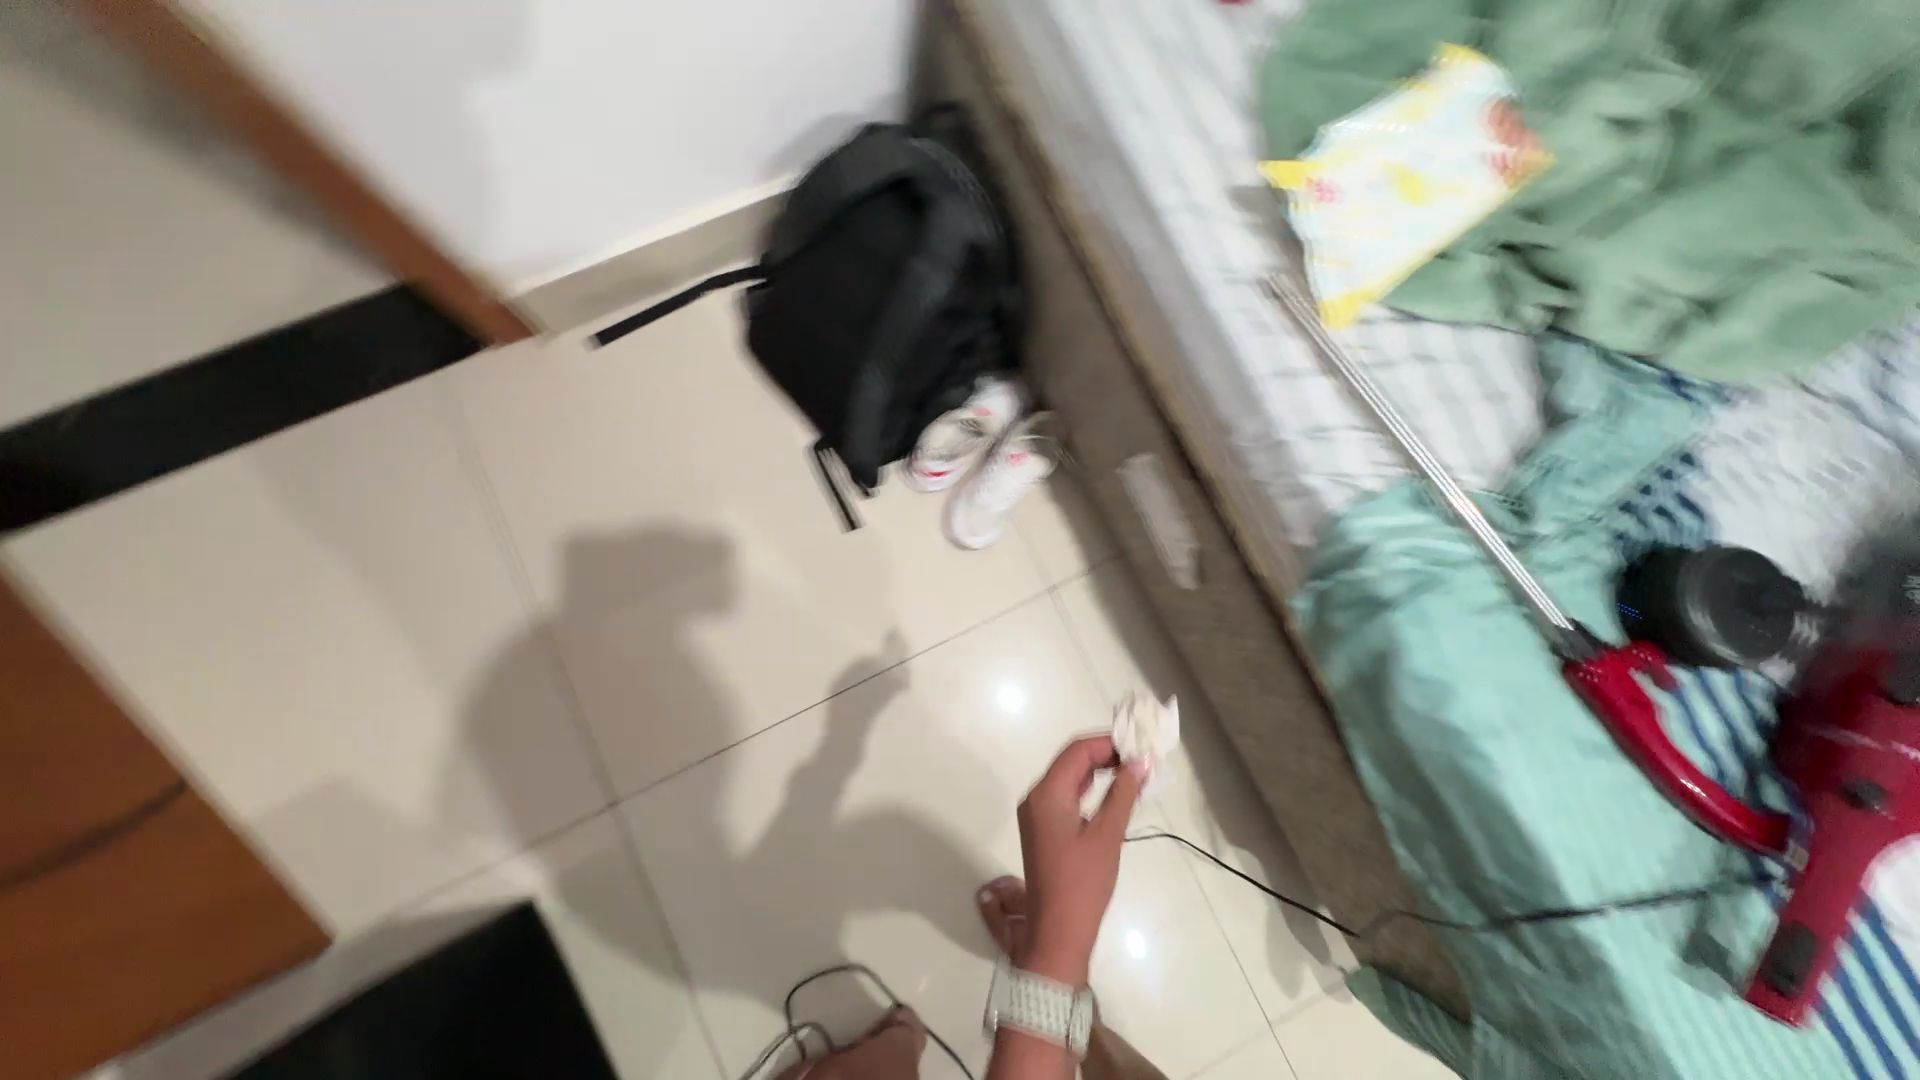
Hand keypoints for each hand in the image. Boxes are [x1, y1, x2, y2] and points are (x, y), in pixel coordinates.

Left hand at [1015, 734, 1147, 986]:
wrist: (1057, 934)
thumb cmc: (1083, 883)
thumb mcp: (1107, 835)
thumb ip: (1123, 794)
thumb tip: (1140, 761)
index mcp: (1046, 794)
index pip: (1076, 751)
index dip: (1107, 743)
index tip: (1139, 746)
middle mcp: (1036, 798)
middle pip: (1071, 762)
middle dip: (1105, 755)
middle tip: (1140, 759)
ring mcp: (1037, 815)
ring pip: (1069, 779)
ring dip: (1099, 772)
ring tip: (1134, 773)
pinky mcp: (1044, 830)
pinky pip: (1067, 798)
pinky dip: (1090, 792)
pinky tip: (1115, 797)